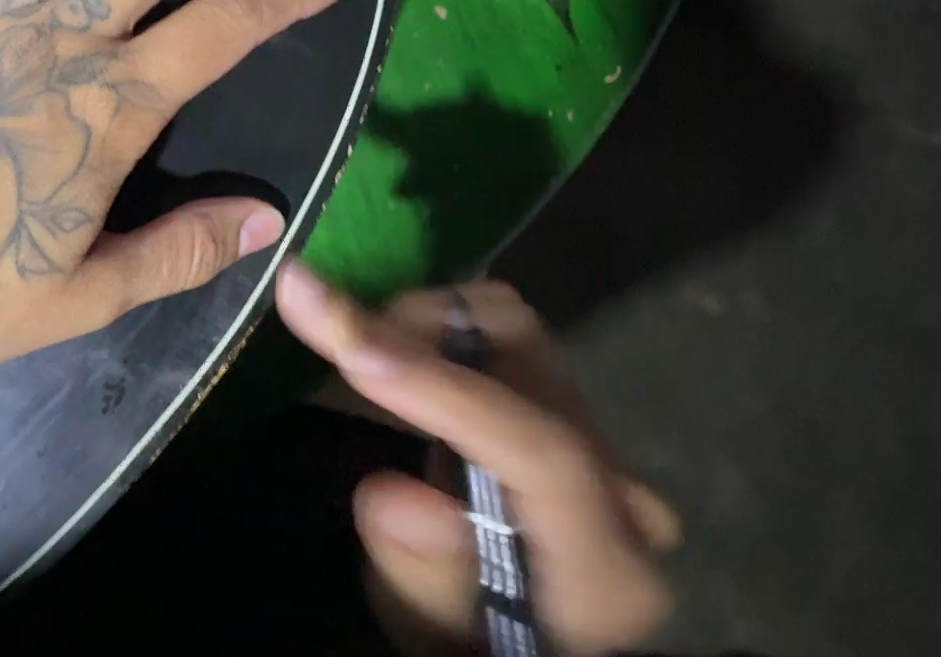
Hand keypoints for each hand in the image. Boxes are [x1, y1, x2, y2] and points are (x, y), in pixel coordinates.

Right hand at [276, 264, 680, 656]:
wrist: (510, 617)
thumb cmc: (455, 631)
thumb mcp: (420, 625)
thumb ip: (417, 573)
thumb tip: (395, 497)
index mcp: (606, 570)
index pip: (540, 455)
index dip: (444, 392)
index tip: (350, 350)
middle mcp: (618, 486)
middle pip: (523, 364)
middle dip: (409, 333)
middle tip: (321, 322)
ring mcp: (595, 432)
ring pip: (506, 322)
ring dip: (416, 318)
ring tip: (355, 346)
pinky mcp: (560, 398)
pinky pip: (494, 322)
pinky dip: (429, 315)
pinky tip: (386, 345)